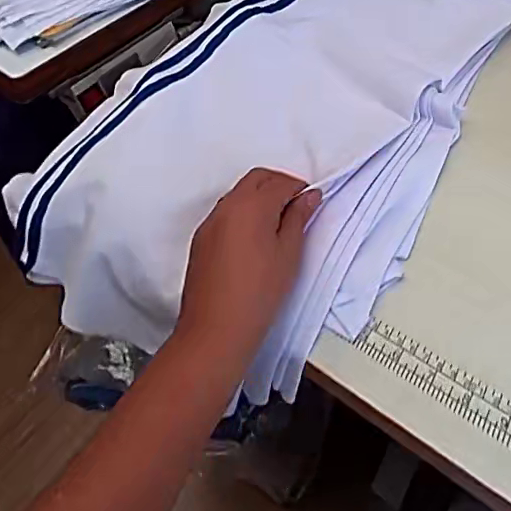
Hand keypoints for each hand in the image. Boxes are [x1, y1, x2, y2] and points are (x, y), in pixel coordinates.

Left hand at [178, 168, 321, 359]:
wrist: (215, 331)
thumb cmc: (259, 294)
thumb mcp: (289, 254)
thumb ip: (298, 218)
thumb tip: (308, 197)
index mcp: (252, 205)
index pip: (280, 182)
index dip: (299, 188)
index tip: (310, 201)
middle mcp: (227, 206)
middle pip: (256, 179)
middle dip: (278, 184)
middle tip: (296, 205)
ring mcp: (210, 222)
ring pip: (238, 194)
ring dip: (258, 197)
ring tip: (276, 224)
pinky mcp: (200, 239)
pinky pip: (225, 213)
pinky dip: (242, 213)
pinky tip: (253, 239)